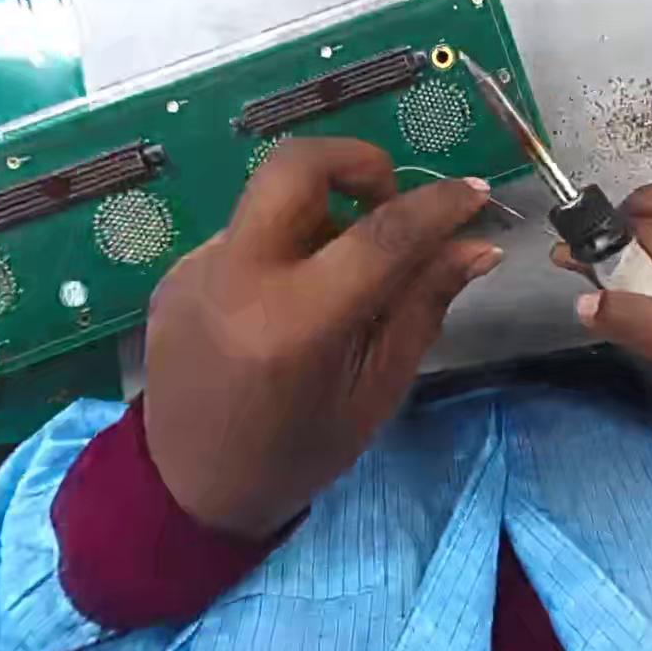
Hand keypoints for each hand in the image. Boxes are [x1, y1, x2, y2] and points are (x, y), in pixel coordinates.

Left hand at [143, 138, 502, 537]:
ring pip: (272, 199)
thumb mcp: (375, 389)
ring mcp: (196, 269)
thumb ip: (423, 305)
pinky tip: (287, 300)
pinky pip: (247, 233)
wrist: (189, 489)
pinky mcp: (176, 272)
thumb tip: (475, 246)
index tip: (473, 195)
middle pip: (296, 165)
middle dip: (357, 161)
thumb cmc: (297, 453)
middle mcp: (237, 278)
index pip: (381, 237)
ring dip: (321, 214)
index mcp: (295, 324)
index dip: (437, 206)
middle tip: (387, 199)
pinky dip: (285, 247)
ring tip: (336, 275)